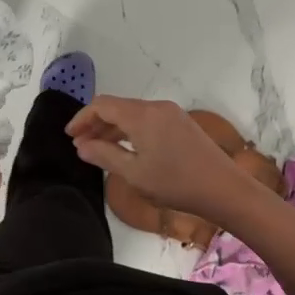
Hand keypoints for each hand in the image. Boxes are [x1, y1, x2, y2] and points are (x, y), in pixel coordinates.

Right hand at [66, 95, 272, 223]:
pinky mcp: (182, 124)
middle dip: (96, 124)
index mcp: (142, 115)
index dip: (82, 118)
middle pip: (117, 107)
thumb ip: (104, 156)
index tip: (69, 136)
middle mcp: (156, 107)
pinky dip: (131, 130)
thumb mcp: (134, 174)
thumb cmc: (176, 183)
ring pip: (132, 114)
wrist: (225, 189)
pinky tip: (127, 150)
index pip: (102, 105)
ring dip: (113, 128)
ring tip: (99, 150)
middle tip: (81, 146)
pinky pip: (147, 120)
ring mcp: (171, 114)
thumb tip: (81, 145)